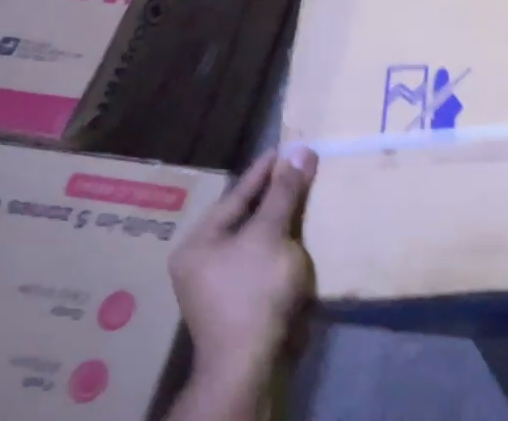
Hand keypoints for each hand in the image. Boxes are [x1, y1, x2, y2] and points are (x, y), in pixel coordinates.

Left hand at [170, 147, 318, 393]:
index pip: (237, 194)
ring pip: (257, 239)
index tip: (288, 146)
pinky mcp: (244, 300)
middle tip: (302, 166)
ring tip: (308, 194)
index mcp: (199, 243)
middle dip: (275, 193)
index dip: (265, 169)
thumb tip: (300, 151)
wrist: (251, 362)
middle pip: (245, 217)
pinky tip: (305, 233)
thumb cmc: (253, 290)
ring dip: (283, 219)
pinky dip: (284, 244)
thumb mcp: (270, 234)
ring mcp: (222, 284)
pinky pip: (266, 259)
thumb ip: (284, 193)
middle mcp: (203, 261)